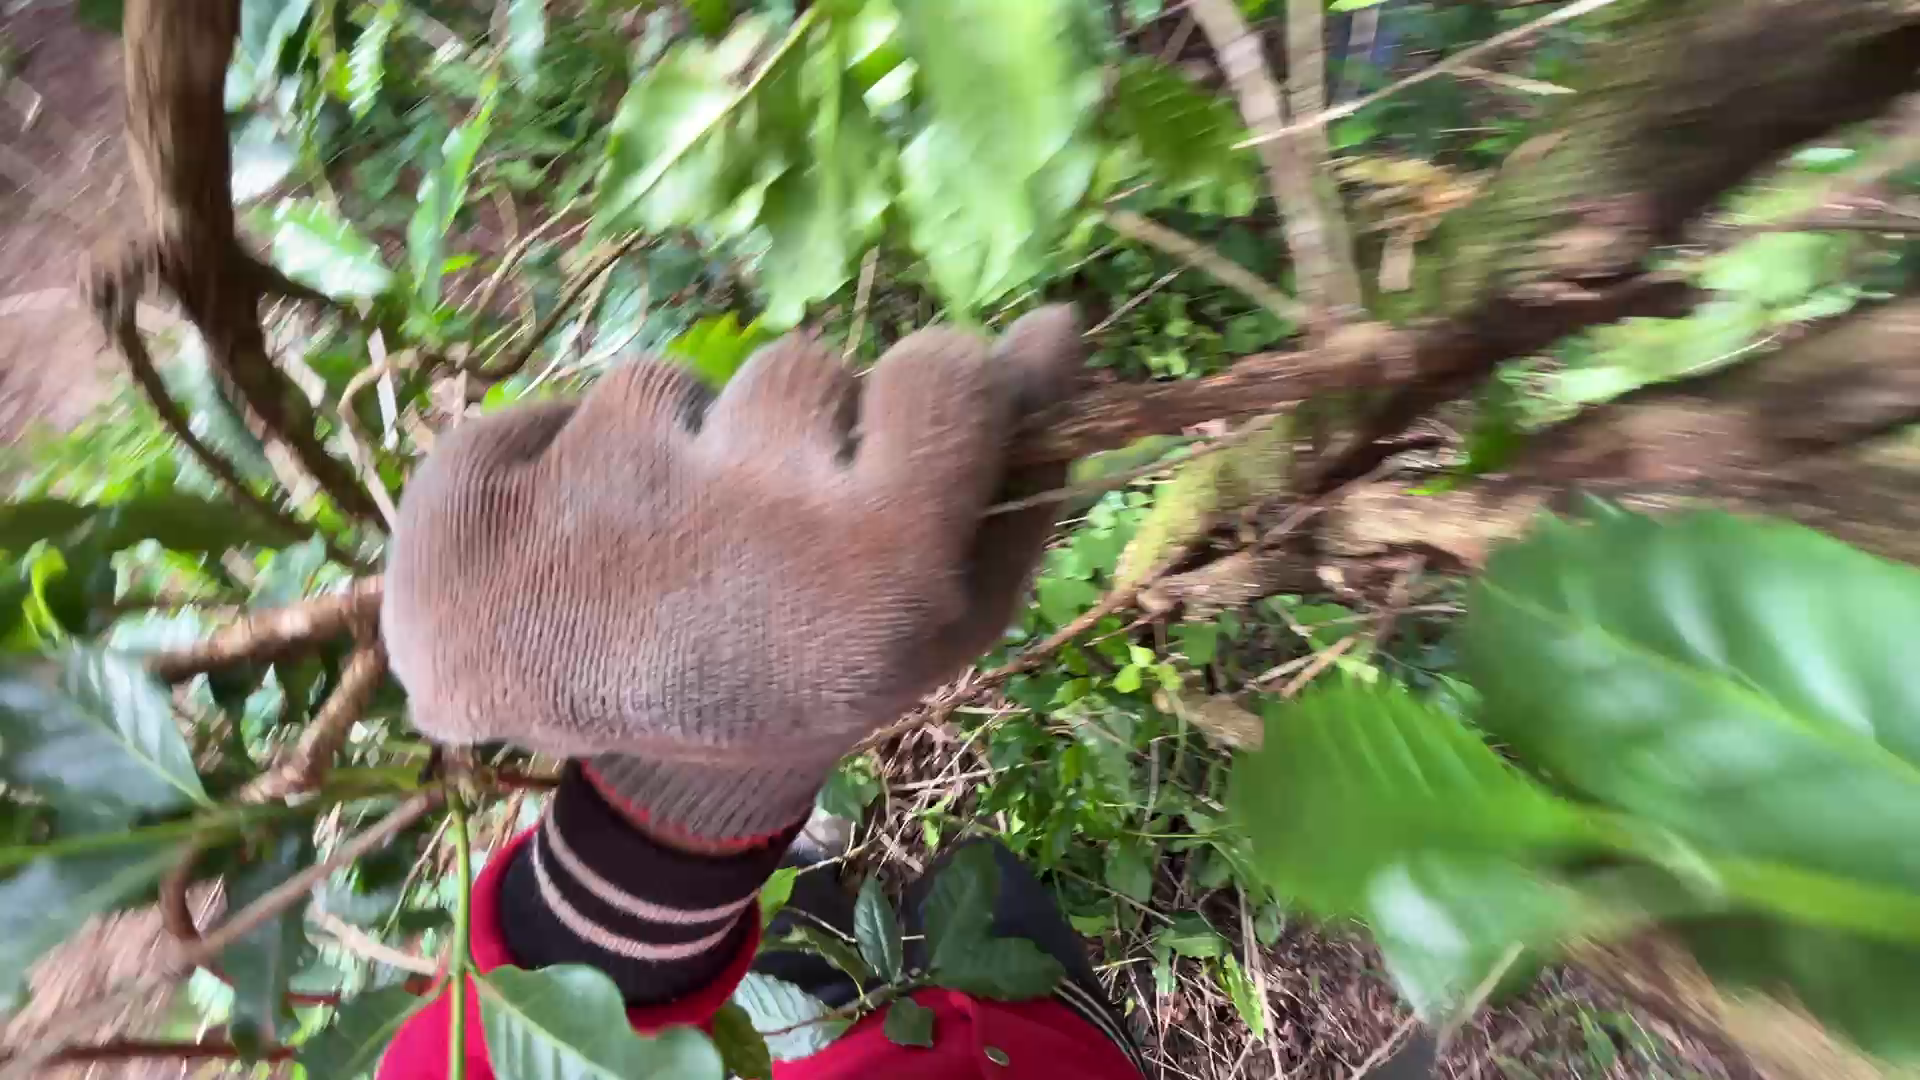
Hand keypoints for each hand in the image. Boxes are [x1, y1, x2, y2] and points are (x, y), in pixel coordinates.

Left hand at [383, 307, 1081, 843]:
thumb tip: (1062, 330)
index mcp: (879, 565)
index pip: (944, 378)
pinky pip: (546, 414)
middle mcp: (748, 519)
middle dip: (799, 436)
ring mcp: (601, 503)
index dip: (940, 391)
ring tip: (675, 554)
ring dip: (684, 454)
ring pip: (669, 386)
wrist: (671, 784)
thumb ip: (1028, 478)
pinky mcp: (475, 508)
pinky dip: (568, 467)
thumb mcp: (959, 611)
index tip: (918, 430)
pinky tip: (581, 552)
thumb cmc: (839, 674)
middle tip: (774, 536)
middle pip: (802, 371)